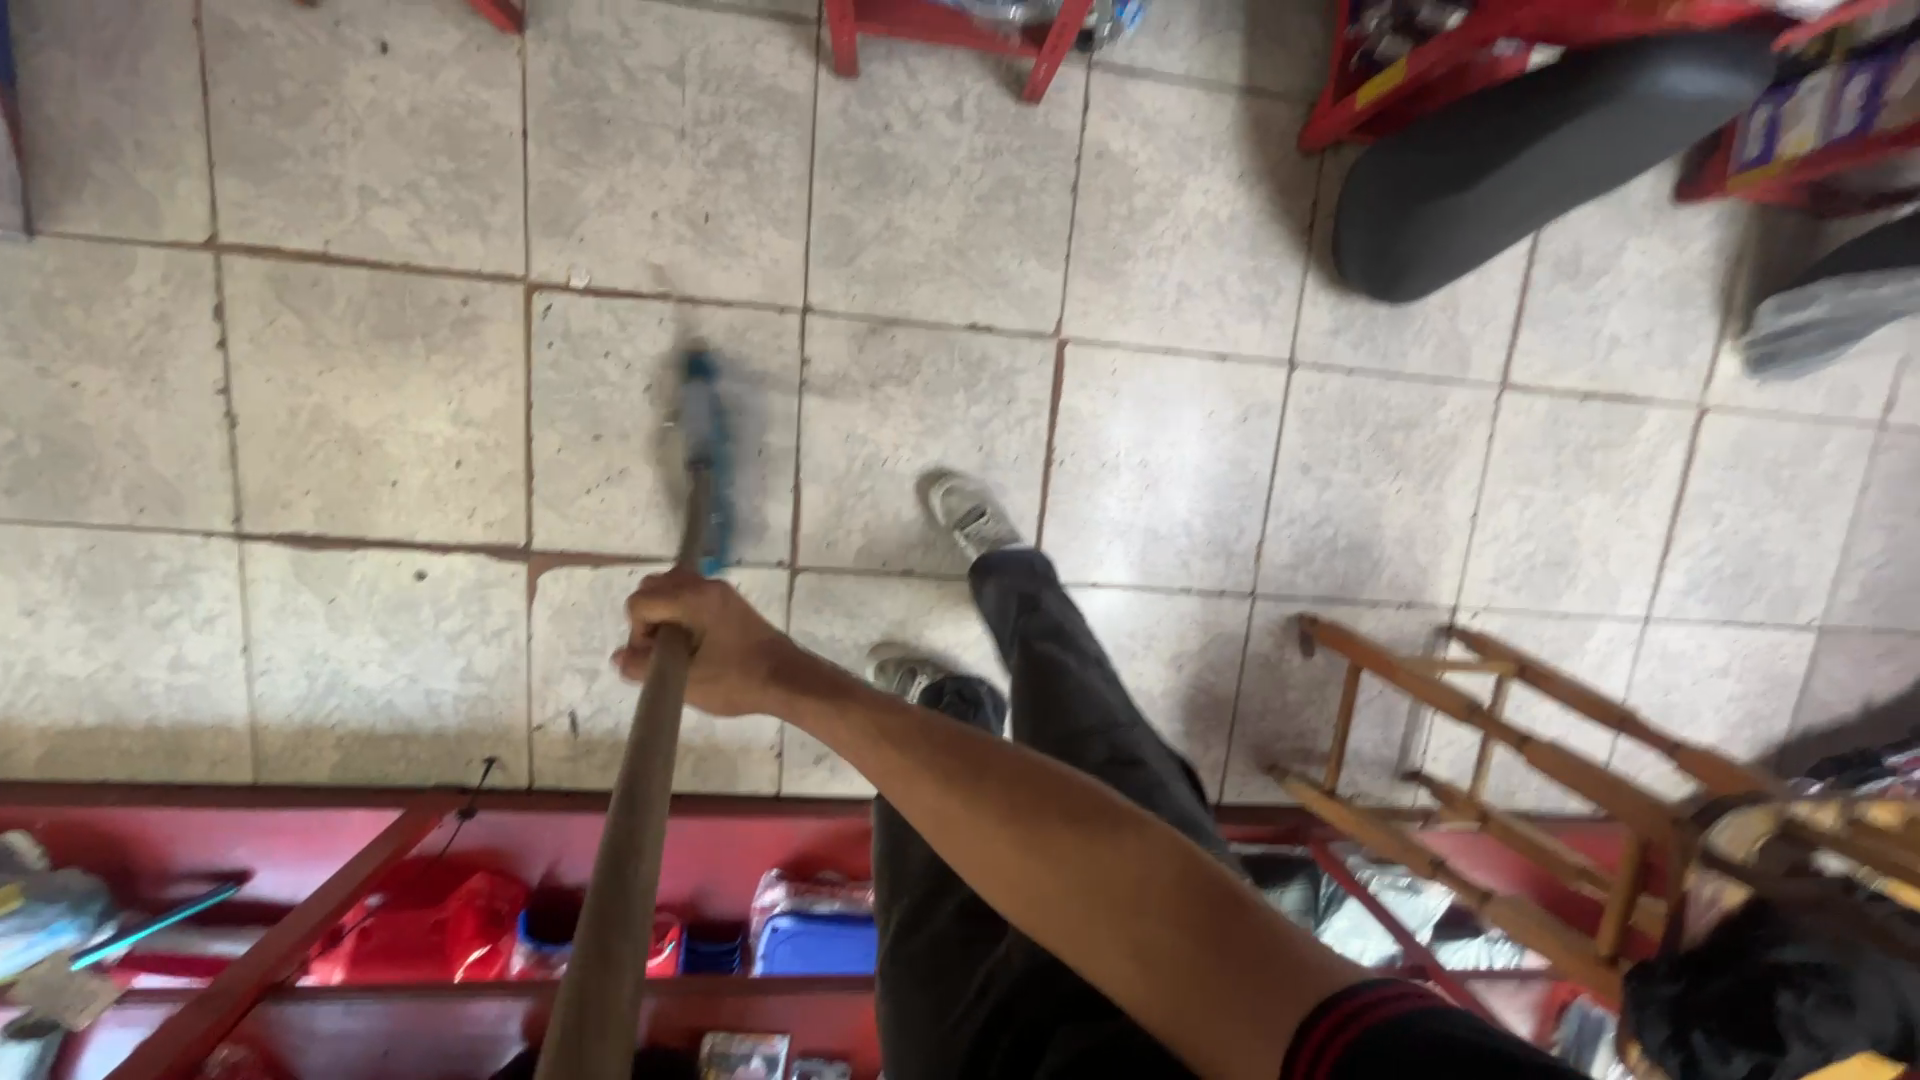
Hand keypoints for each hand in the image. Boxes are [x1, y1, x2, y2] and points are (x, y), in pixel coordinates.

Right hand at [611, 567, 815, 716]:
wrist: (787, 678)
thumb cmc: (737, 680)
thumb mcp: (684, 680)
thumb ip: (644, 667)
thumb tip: (618, 656)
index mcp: (693, 599)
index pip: (640, 602)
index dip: (638, 632)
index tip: (656, 658)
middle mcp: (706, 586)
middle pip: (654, 587)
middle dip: (649, 618)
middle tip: (663, 651)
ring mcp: (721, 592)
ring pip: (674, 589)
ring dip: (665, 615)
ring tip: (677, 649)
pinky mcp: (731, 603)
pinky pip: (693, 597)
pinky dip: (683, 614)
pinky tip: (695, 645)